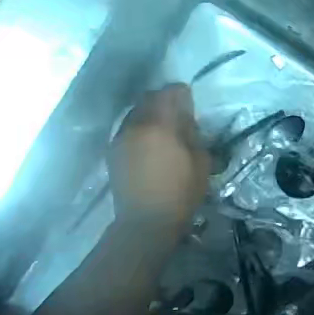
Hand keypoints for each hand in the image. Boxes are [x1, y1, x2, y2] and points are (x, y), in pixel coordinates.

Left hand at [110, 84, 208, 238]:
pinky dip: (139, 128)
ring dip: (149, 114)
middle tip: (178, 113)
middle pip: (148, 98)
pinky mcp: (112, 151)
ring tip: (162, 130)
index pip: (170, 93)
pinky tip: (149, 144)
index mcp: (159, 124)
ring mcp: (120, 137)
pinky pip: (127, 128)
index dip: (182, 93)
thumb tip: (185, 119)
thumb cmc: (180, 193)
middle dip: (164, 100)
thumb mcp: (200, 161)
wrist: (145, 222)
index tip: (190, 101)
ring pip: (135, 112)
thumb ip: (192, 133)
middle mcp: (135, 124)